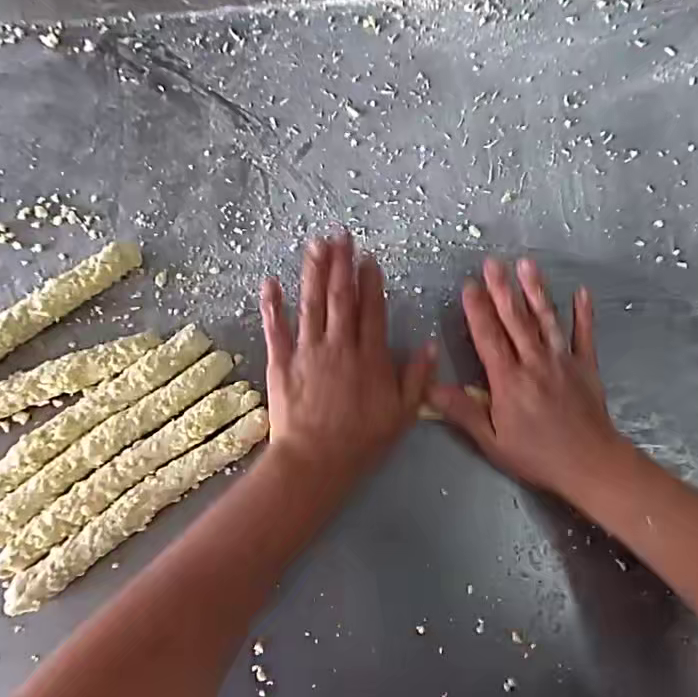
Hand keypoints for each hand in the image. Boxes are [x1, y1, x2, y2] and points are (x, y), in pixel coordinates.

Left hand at [260, 234, 434, 480]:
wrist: (315, 461)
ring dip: (314, 272)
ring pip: (312, 303)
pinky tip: (271, 282)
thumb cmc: (361, 441)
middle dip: (341, 264)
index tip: (368, 258)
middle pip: (341, 297)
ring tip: (316, 245)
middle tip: (341, 236)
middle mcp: (339, 345)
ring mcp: (307, 350)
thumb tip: (426, 345)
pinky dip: (273, 304)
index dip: (370, 282)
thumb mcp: (401, 414)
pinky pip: (276, 328)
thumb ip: (416, 378)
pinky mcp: (281, 361)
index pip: (371, 310)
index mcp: (369, 356)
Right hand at [428, 258, 625, 493]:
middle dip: (502, 289)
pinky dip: (583, 314)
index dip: (477, 310)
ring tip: (527, 264)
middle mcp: (534, 363)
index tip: (468, 285)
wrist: (592, 466)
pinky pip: (584, 337)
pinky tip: (581, 292)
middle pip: (515, 321)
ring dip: (535, 291)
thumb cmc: (537, 456)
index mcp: (509, 381)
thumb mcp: (492, 441)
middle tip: (493, 262)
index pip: (488, 338)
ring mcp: (563, 362)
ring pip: (546, 321)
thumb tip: (430, 388)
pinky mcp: (586, 368)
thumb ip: (462, 412)